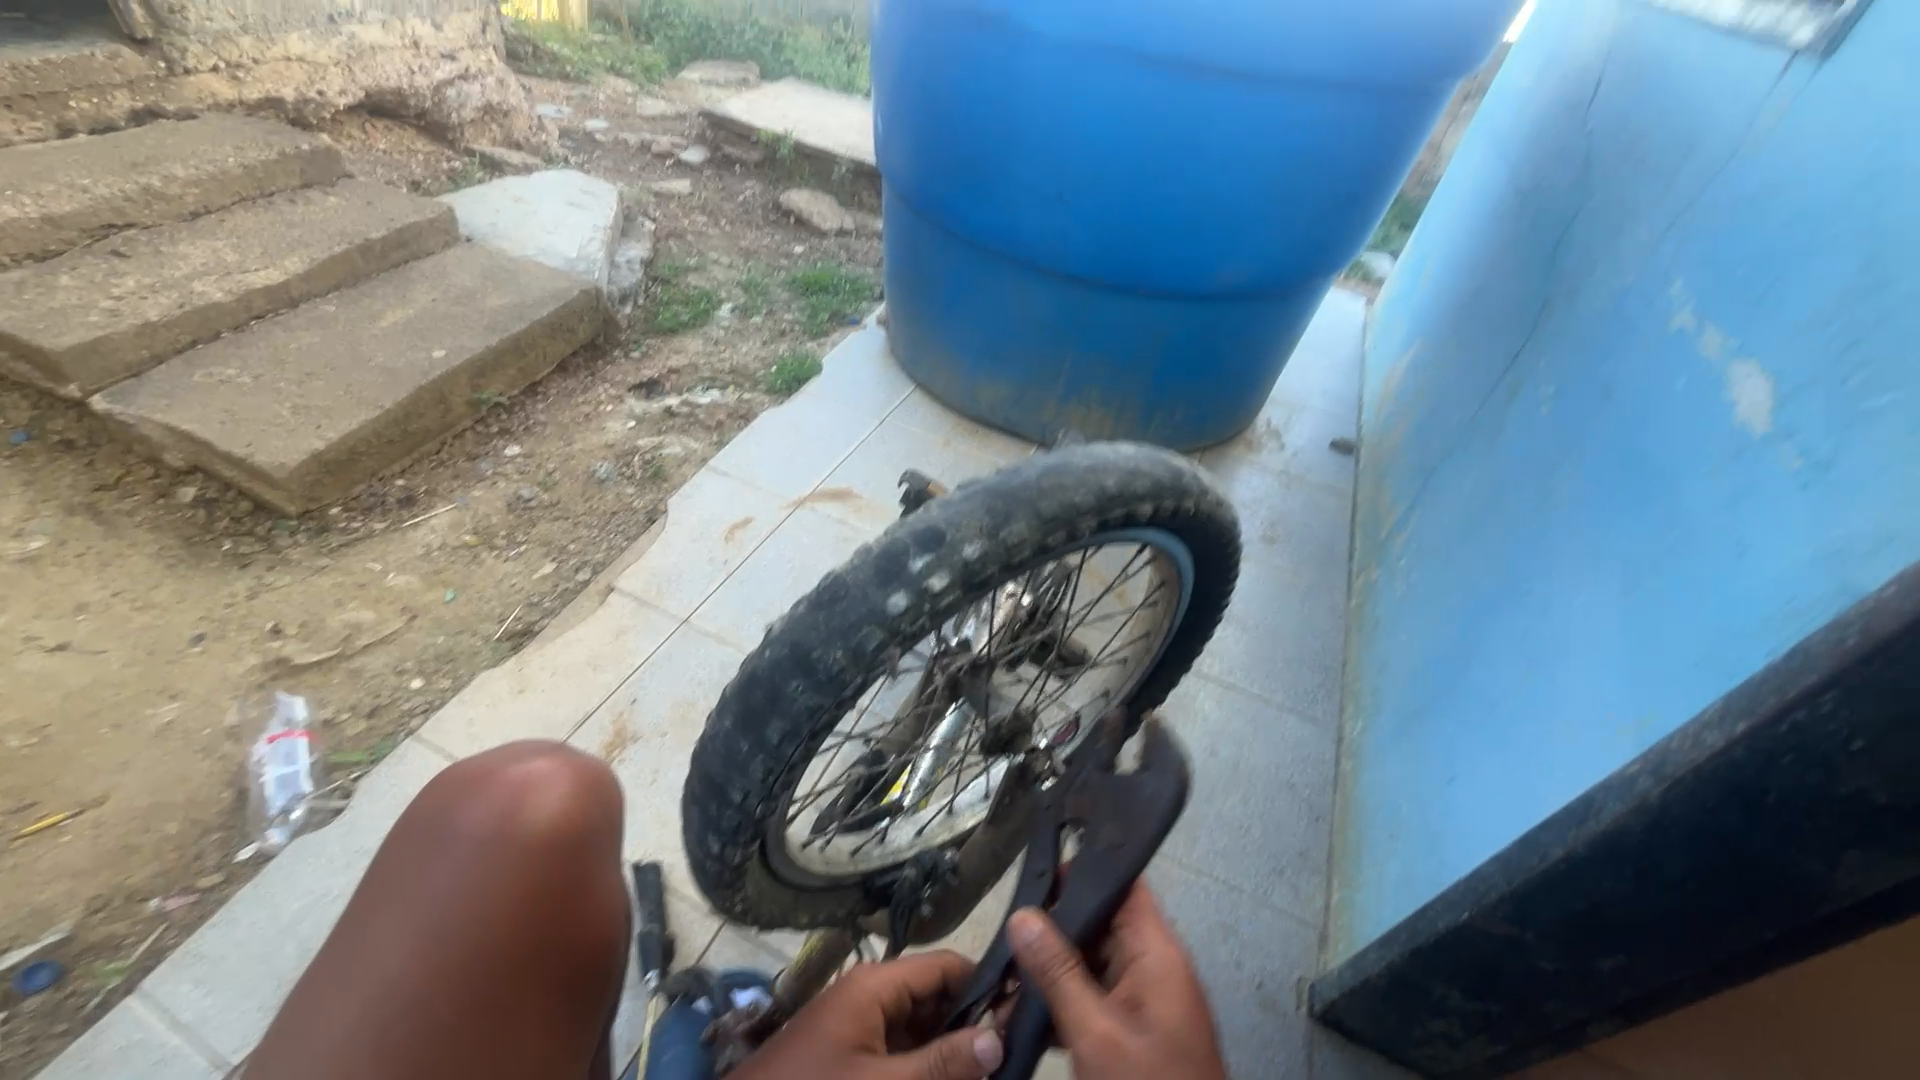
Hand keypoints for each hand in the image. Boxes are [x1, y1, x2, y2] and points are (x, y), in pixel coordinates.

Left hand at [731, 950, 1004, 1079]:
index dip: (987, 987)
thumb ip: (943, 1063)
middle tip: (1013, 1056)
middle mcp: (870, 994)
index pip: (947, 966)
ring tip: (991, 1069)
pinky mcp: (849, 1054)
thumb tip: (1000, 1036)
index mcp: (877, 984)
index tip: (1025, 1015)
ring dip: (948, 1051)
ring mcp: (858, 1026)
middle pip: (937, 998)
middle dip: (971, 1026)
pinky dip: (922, 1065)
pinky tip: (947, 1079)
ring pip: (920, 1029)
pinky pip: (897, 1051)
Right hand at [1007, 884, 1227, 1079]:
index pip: (1123, 884)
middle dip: (1055, 928)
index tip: (1033, 879)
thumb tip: (1021, 915)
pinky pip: (1098, 994)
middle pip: (1102, 922)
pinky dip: (1066, 1000)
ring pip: (1094, 961)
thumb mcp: (1094, 1032)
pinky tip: (1028, 1016)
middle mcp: (1155, 965)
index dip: (1081, 872)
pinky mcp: (1139, 1028)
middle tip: (1007, 936)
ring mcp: (1148, 999)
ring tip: (1007, 980)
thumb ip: (1057, 971)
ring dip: (1054, 969)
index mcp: (1156, 952)